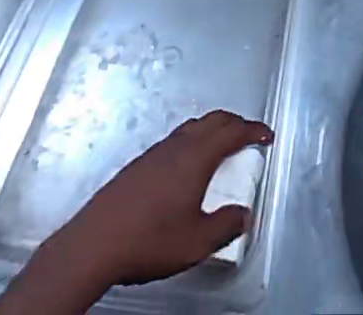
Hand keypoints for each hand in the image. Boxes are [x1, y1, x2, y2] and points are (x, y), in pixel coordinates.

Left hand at [0, 110, 274, 314]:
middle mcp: (178, 145)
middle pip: (213, 120)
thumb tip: (244, 214)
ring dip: (213, 129)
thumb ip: (225, 225)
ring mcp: (156, 151)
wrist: (94, 243)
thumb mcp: (196, 242)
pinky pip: (177, 138)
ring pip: (193, 126)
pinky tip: (189, 164)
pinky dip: (194, 139)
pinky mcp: (140, 162)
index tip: (267, 135)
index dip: (254, 130)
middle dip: (236, 122)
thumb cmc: (149, 240)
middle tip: (250, 135)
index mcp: (197, 157)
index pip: (232, 132)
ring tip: (223, 146)